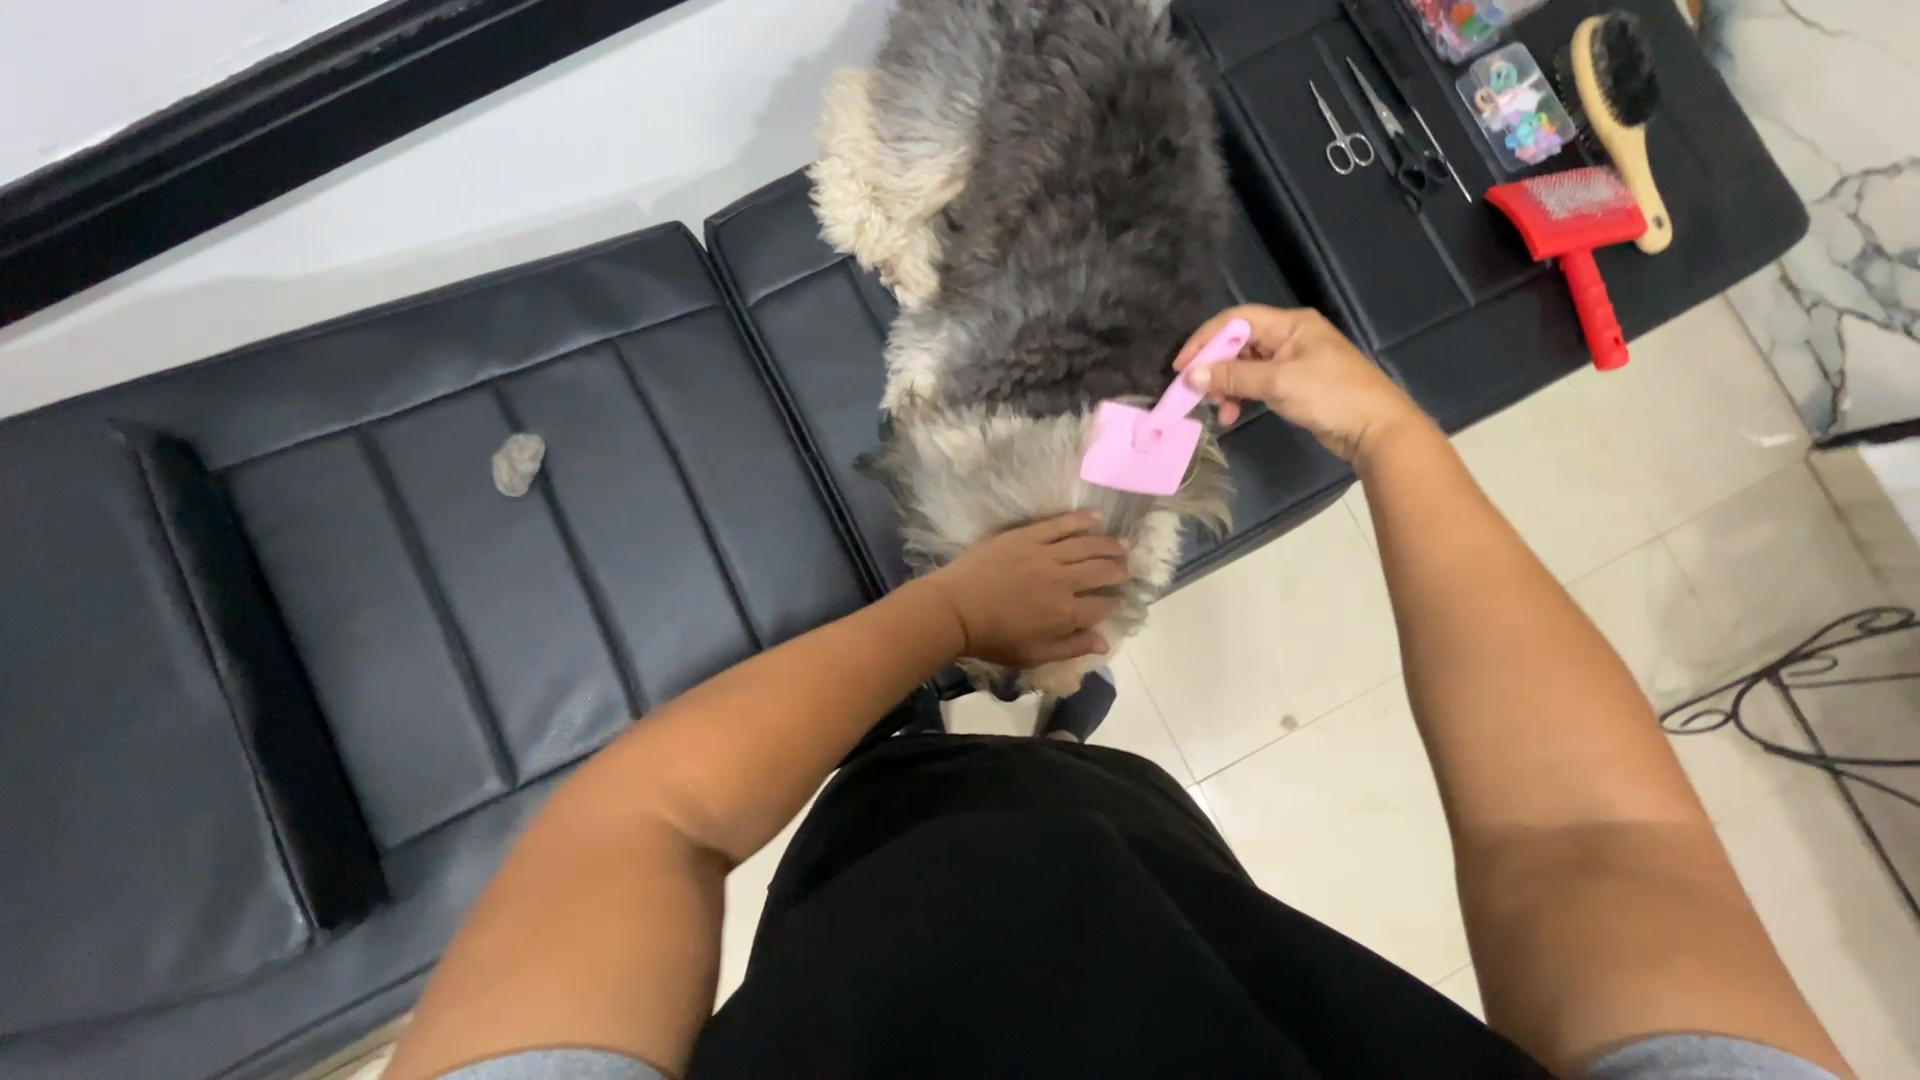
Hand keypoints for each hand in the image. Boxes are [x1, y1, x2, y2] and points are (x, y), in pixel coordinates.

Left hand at [924, 512, 1127, 667]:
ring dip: (1108, 544)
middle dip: (1118, 570)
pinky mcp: (1027, 536)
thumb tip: (1104, 641)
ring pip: (1087, 545)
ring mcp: (1046, 554)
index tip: (1118, 600)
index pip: (1102, 606)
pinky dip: (1081, 519)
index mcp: (1066, 613)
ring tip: (1123, 544)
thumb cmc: (991, 638)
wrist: (954, 609)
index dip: (1113, 603)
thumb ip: (1071, 647)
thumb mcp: (1033, 654)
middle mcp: (1063, 581)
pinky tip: (1097, 516)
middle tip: (1127, 568)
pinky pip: (1061, 524)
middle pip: (1101, 571)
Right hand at [1174, 305, 1433, 463]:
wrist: (1374, 427)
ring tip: (1220, 410)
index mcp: (1290, 324)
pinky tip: (1234, 414)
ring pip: (1245, 365)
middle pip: (1238, 342)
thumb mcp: (1278, 383)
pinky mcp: (1294, 383)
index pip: (1236, 320)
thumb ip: (1233, 377)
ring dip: (1227, 386)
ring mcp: (1292, 360)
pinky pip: (1257, 382)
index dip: (1205, 340)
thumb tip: (1192, 376)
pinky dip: (1242, 396)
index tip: (1181, 367)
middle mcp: (1289, 336)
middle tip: (1198, 393)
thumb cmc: (1330, 396)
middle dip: (1215, 367)